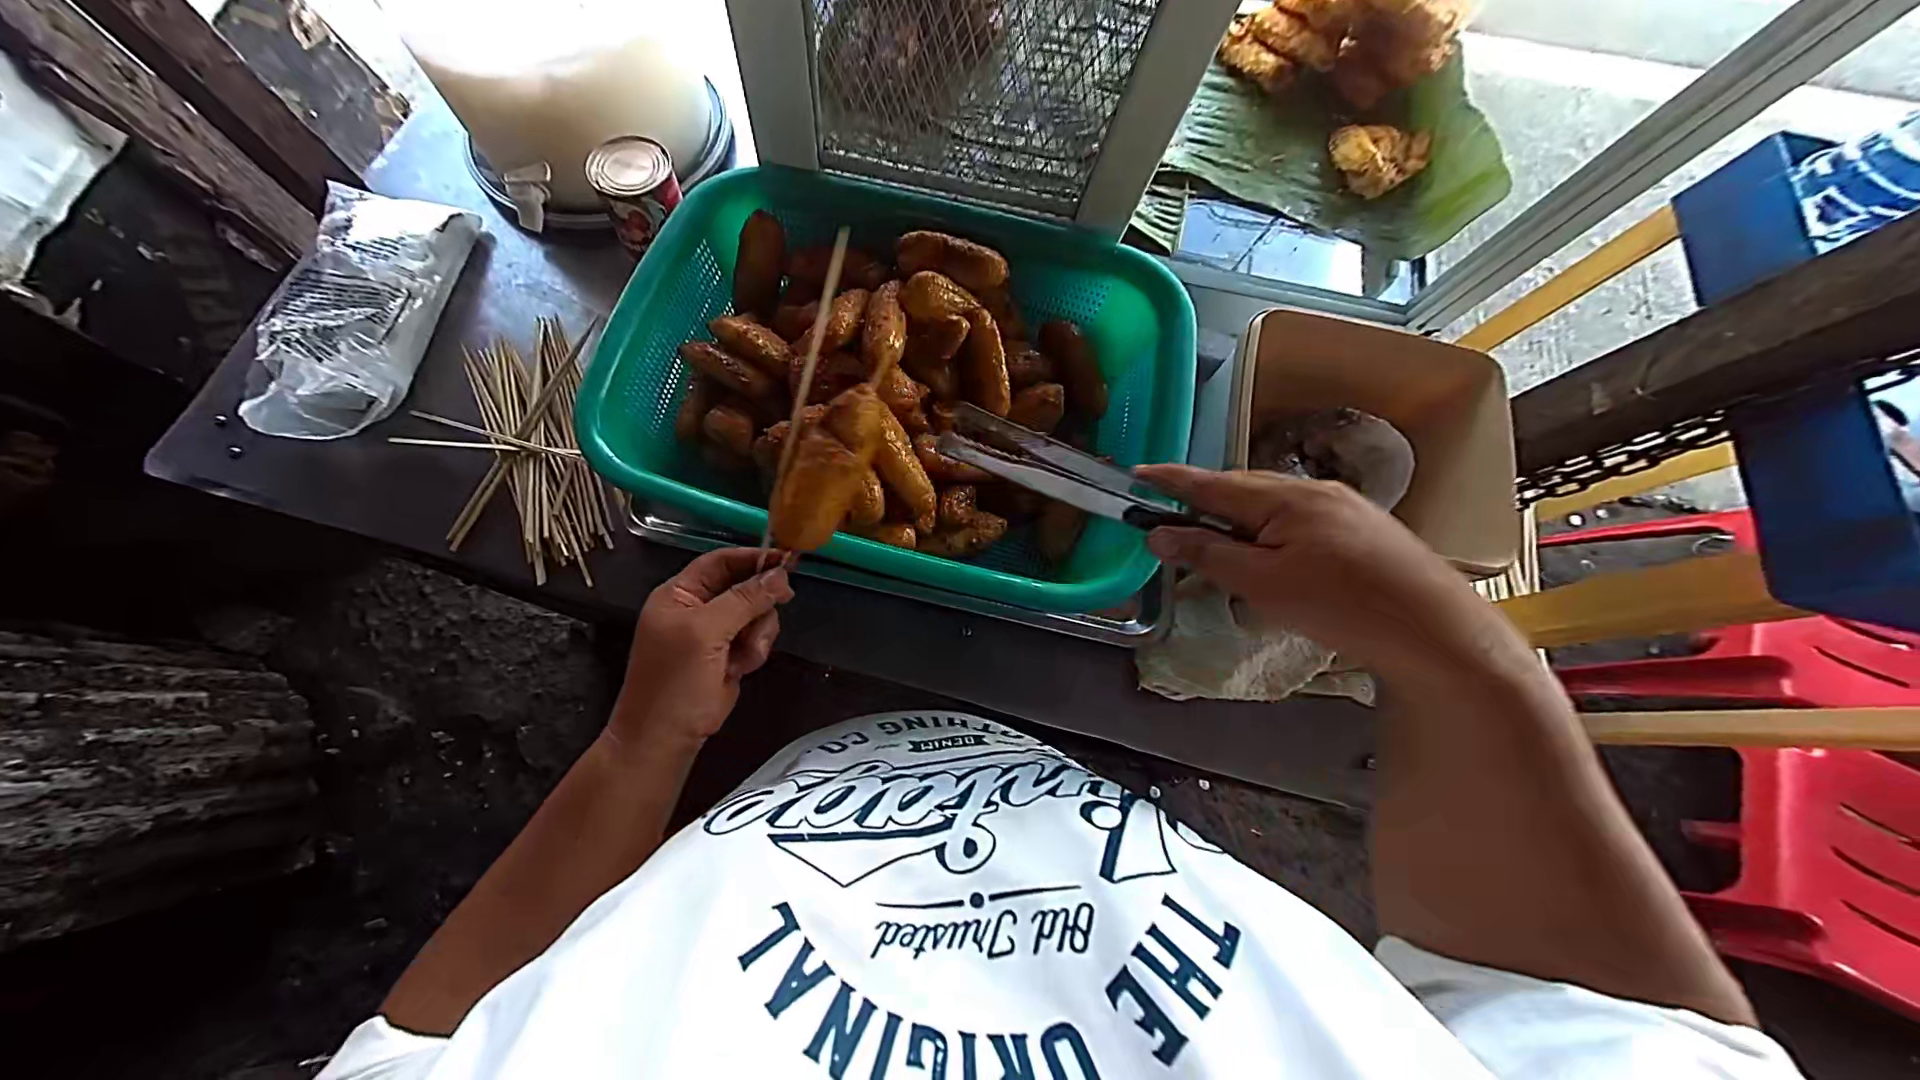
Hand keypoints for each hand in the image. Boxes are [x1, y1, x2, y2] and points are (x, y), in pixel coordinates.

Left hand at [610, 548, 794, 750]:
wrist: (665, 738)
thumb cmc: (675, 681)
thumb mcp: (706, 632)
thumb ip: (744, 599)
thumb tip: (781, 574)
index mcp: (679, 594)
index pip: (721, 561)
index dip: (753, 558)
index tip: (787, 560)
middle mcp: (698, 608)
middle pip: (746, 586)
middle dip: (758, 605)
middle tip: (777, 608)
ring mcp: (716, 632)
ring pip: (758, 614)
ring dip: (758, 633)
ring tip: (743, 656)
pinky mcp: (731, 654)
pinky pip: (758, 638)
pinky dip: (755, 651)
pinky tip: (741, 668)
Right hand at [1136, 465, 1529, 687]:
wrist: (1437, 632)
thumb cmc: (1341, 606)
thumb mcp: (1262, 584)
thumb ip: (1208, 555)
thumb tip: (1159, 534)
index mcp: (1285, 497)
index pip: (1212, 484)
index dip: (1170, 480)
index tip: (1136, 474)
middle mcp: (1313, 489)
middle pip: (1241, 490)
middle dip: (1204, 502)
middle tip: (1171, 522)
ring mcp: (1342, 505)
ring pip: (1270, 504)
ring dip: (1236, 519)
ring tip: (1217, 546)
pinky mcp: (1360, 526)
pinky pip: (1296, 517)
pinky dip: (1267, 530)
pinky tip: (1269, 555)